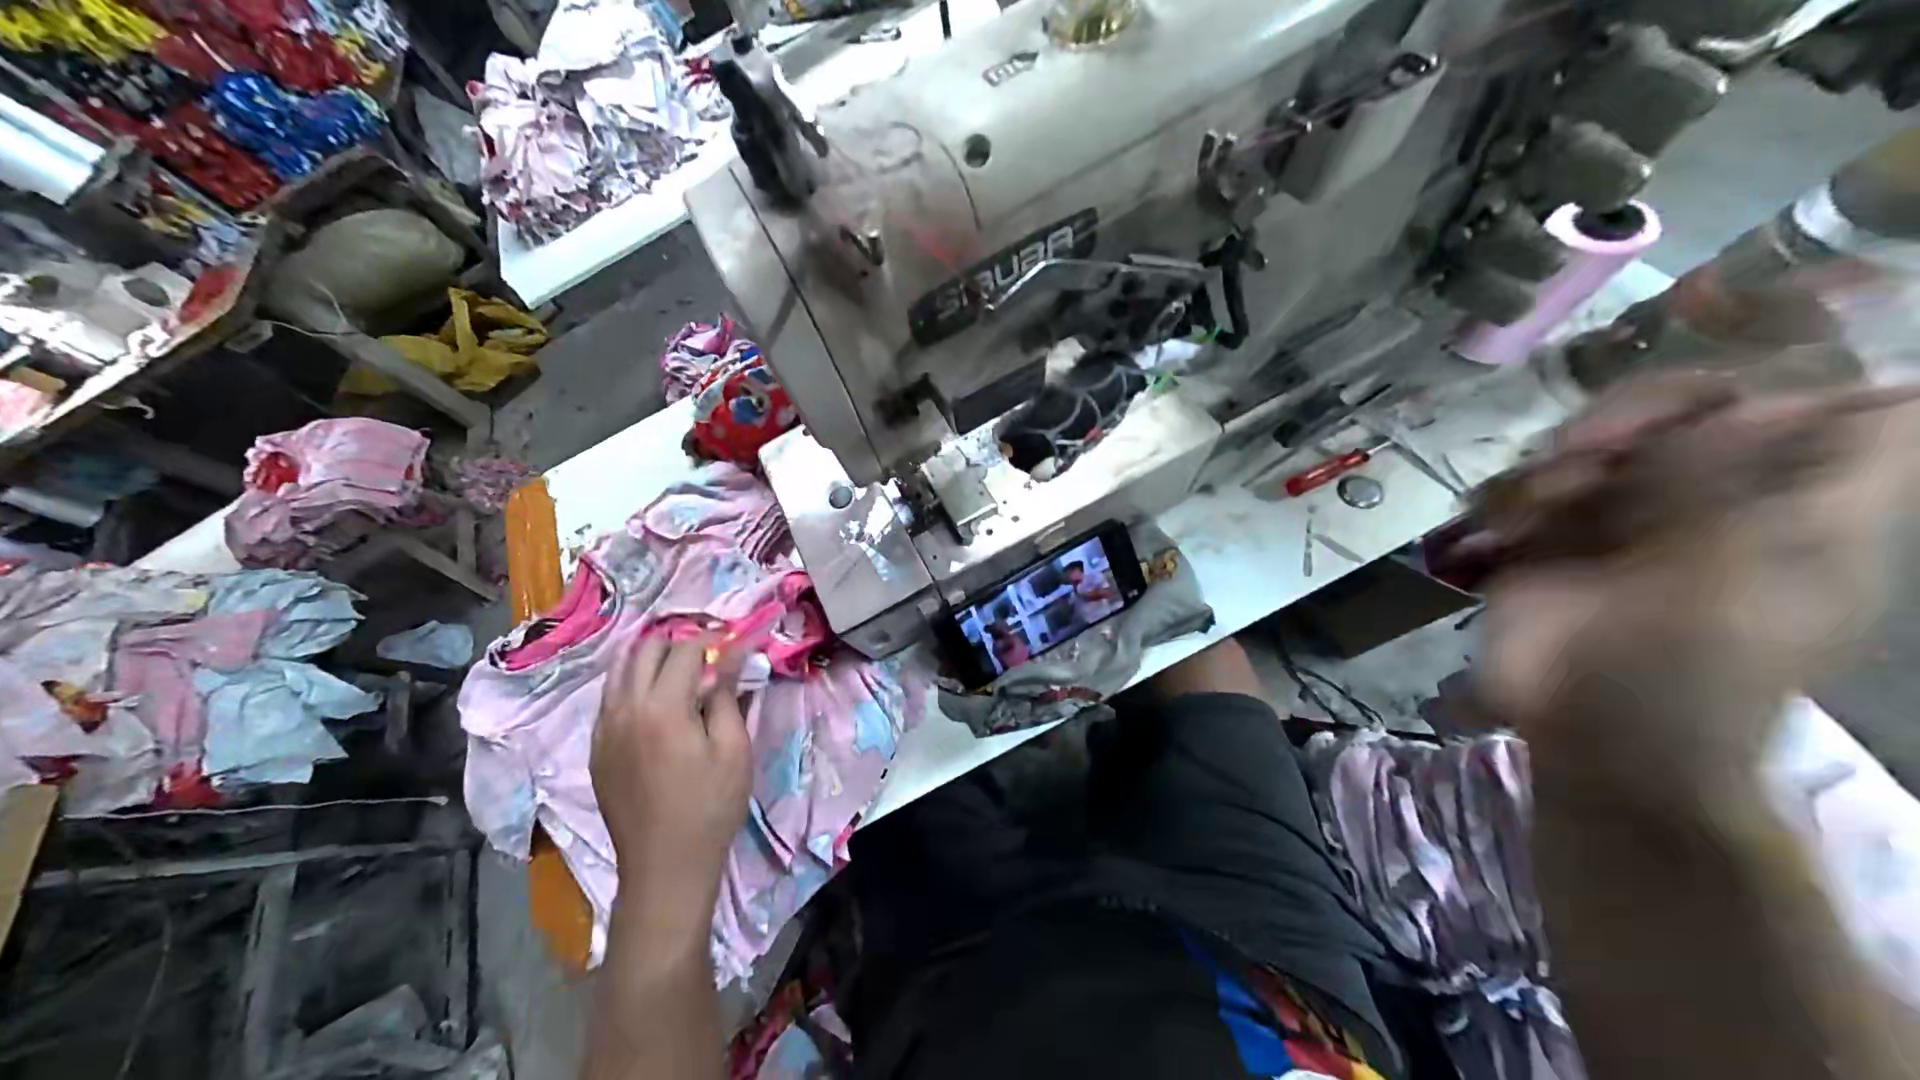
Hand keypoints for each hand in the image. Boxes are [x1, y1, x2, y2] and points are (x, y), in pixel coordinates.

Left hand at [592, 634, 750, 934]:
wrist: (665, 865)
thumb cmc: (711, 806)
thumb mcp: (734, 749)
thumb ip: (728, 695)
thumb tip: (732, 654)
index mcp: (663, 707)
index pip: (685, 650)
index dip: (712, 641)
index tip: (734, 644)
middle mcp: (625, 708)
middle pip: (644, 650)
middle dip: (678, 642)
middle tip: (708, 655)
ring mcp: (604, 729)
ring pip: (619, 670)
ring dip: (650, 659)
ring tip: (680, 669)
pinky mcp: (597, 748)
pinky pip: (610, 698)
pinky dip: (632, 685)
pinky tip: (656, 701)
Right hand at [1473, 375, 1919, 801]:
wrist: (1595, 735)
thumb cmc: (1692, 671)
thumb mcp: (1743, 579)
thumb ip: (1743, 484)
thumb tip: (1751, 397)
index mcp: (1799, 503)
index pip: (1840, 403)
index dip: (1811, 353)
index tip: (1744, 311)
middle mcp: (1714, 494)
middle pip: (1695, 405)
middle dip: (1638, 414)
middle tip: (1594, 451)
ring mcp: (1624, 515)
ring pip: (1596, 439)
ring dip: (1563, 464)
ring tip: (1544, 511)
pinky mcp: (1550, 537)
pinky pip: (1528, 485)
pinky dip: (1513, 499)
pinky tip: (1511, 532)